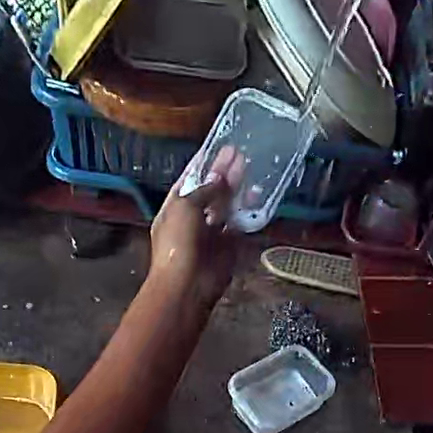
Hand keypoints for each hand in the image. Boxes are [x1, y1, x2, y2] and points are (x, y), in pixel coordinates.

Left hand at [149, 146, 246, 307]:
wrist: (187, 285)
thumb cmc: (178, 243)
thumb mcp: (185, 207)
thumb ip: (205, 189)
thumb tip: (220, 176)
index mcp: (175, 207)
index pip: (189, 180)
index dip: (203, 164)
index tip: (217, 147)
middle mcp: (193, 219)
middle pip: (210, 191)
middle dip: (223, 173)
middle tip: (239, 152)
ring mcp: (211, 234)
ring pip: (226, 206)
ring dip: (237, 188)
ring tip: (251, 166)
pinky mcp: (228, 247)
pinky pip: (239, 225)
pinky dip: (247, 212)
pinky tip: (257, 195)